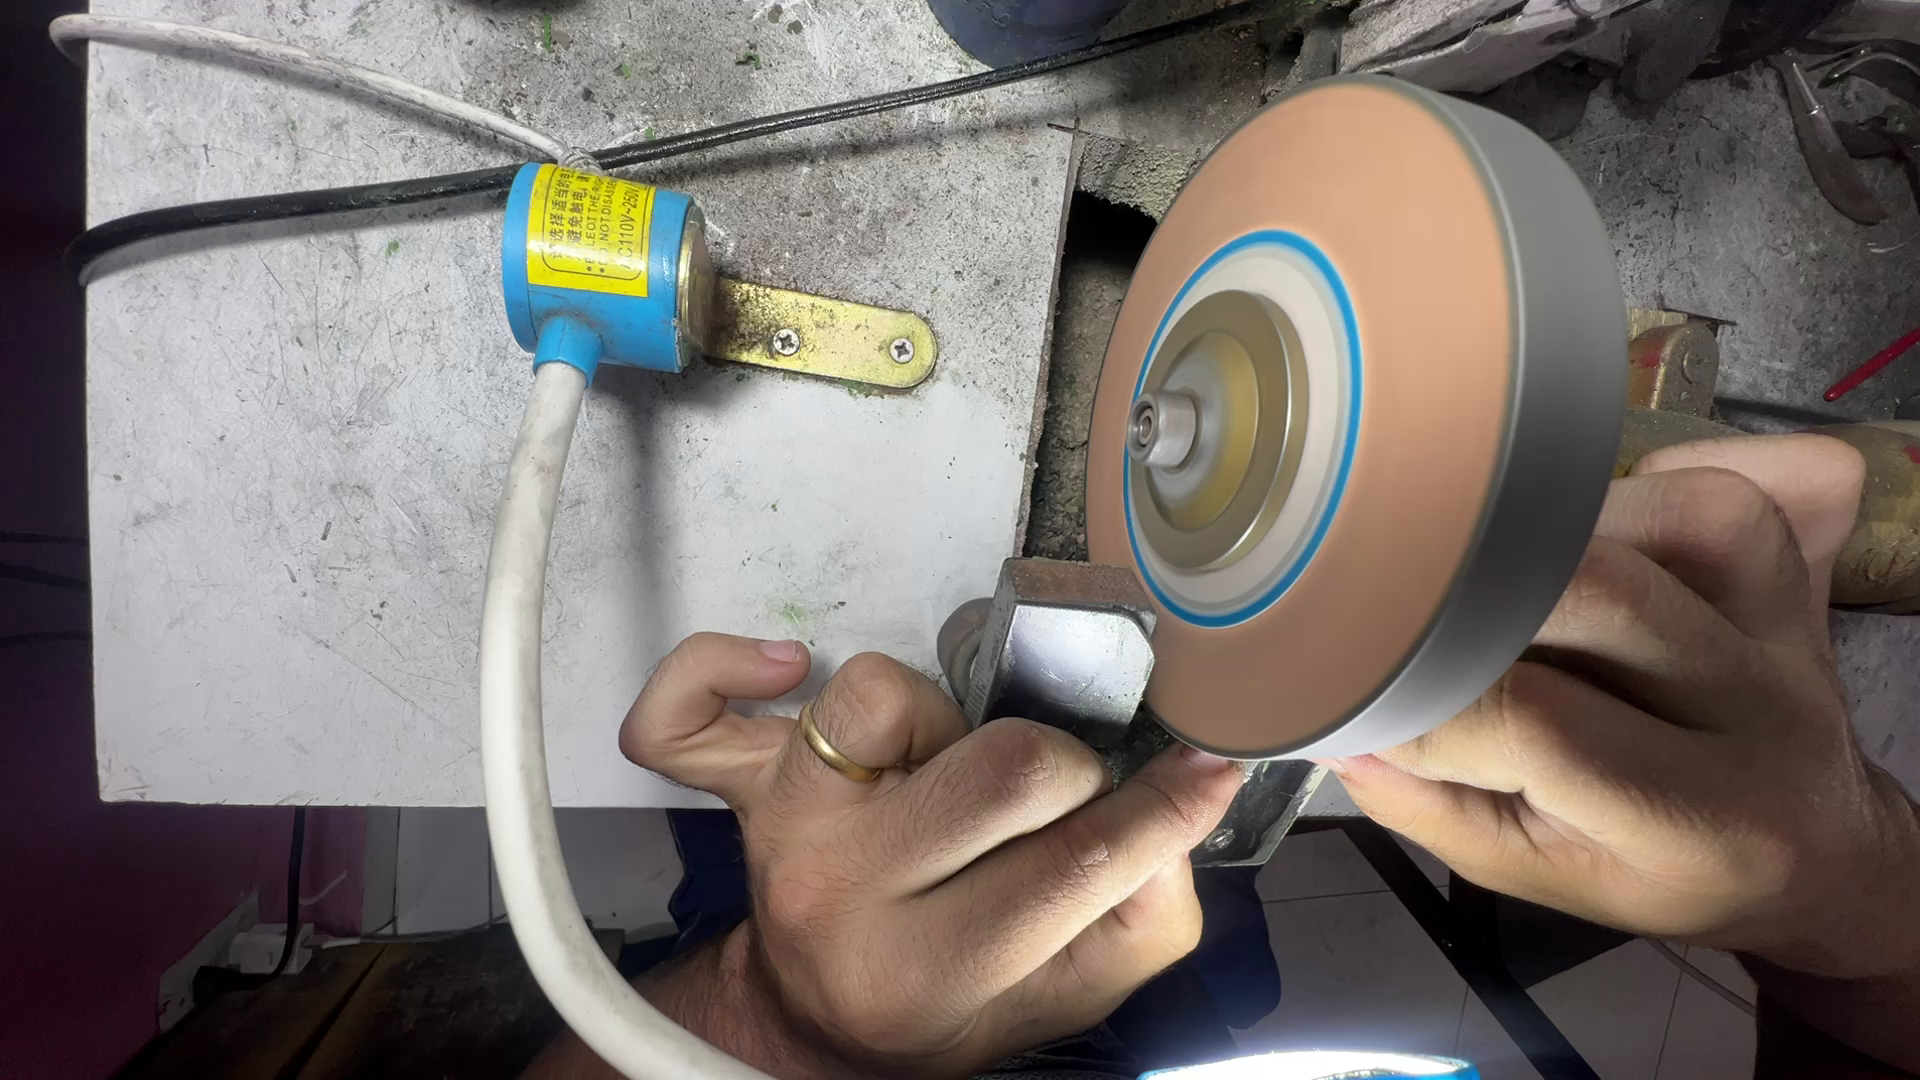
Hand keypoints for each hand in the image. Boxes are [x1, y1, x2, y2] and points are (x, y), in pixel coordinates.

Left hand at [614, 637, 1243, 1079]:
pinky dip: (714, 671)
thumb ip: (1135, 915)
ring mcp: (781, 828)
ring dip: (940, 716)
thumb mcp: (1057, 996)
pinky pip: (679, 717)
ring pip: (880, 697)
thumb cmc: (944, 996)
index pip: (1071, 863)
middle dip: (1060, 763)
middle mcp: (841, 896)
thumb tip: (1175, 807)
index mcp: (929, 973)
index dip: (1158, 809)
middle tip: (1055, 782)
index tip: (1205, 765)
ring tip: (937, 764)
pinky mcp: (738, 785)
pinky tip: (781, 668)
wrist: (823, 1016)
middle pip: (1001, 765)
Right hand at [1328, 435, 1919, 984]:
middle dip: (1473, 595)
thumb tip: (1328, 724)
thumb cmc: (1648, 864)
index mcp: (1696, 817)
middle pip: (1595, 593)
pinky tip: (1592, 522)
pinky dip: (1643, 482)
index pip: (1529, 720)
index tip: (1360, 698)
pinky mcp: (1797, 568)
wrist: (1810, 850)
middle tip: (1409, 611)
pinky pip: (1723, 484)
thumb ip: (1416, 800)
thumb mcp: (1519, 867)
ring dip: (1550, 530)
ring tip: (1498, 573)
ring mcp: (1788, 628)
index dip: (1420, 700)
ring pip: (1661, 520)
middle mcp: (1763, 712)